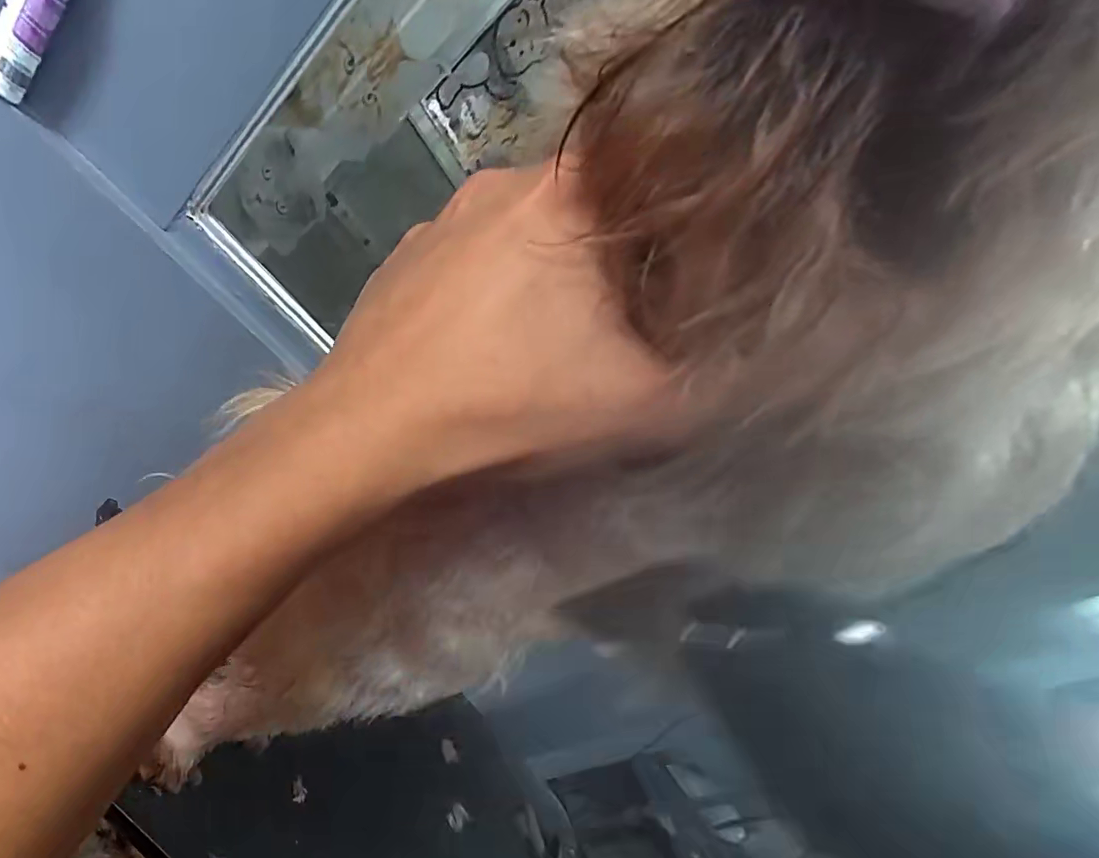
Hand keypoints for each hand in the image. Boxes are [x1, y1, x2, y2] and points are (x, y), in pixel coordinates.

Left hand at [291, 162, 689, 490]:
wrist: (368, 430)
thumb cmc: (501, 403)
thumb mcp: (633, 403)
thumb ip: (707, 377)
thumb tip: (730, 364)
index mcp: (565, 191)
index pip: (657, 186)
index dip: (675, 245)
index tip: (666, 301)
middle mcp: (495, 186)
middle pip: (580, 216)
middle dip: (601, 271)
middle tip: (600, 334)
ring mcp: (434, 223)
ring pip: (513, 242)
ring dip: (534, 286)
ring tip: (529, 348)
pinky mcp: (395, 264)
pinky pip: (460, 269)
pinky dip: (477, 298)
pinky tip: (470, 348)